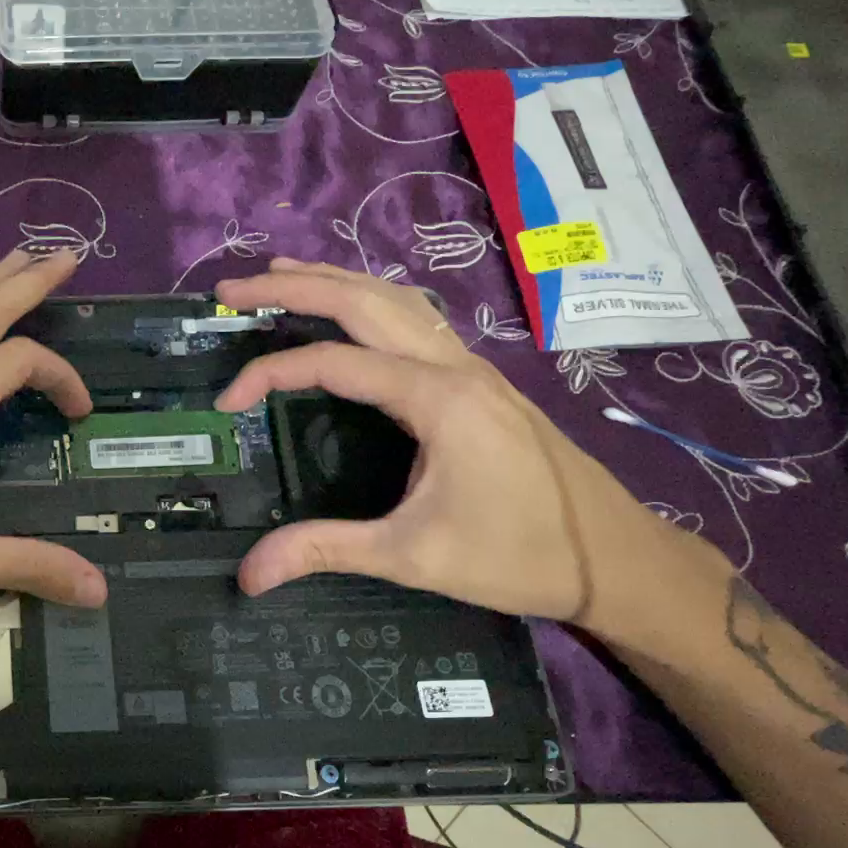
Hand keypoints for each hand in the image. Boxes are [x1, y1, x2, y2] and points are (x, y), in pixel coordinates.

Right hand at [212, 259, 700, 629]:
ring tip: (281, 273)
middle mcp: (454, 367)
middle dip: (293, 286)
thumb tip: (248, 574)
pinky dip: (368, 300)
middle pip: (364, 301)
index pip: (333, 362)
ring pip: (394, 300)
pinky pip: (414, 319)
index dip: (270, 373)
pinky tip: (351, 309)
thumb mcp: (413, 557)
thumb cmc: (520, 556)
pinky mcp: (477, 381)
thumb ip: (325, 550)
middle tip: (232, 288)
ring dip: (334, 281)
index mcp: (438, 399)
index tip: (228, 402)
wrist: (620, 561)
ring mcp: (471, 368)